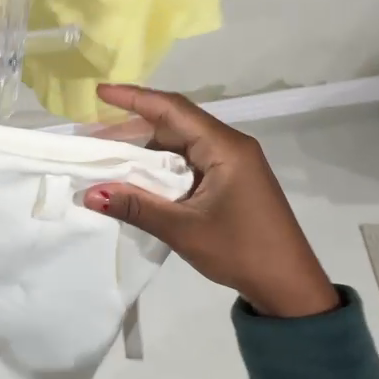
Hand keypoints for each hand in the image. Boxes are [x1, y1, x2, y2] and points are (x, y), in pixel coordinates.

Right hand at [85, 84, 337, 317]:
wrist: (289, 286)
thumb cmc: (241, 251)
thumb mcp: (183, 229)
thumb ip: (136, 207)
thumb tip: (90, 194)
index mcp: (225, 148)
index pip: (173, 110)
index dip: (134, 98)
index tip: (100, 92)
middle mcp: (230, 147)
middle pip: (175, 123)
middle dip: (133, 126)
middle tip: (94, 135)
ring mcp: (232, 163)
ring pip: (180, 143)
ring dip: (145, 149)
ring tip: (107, 156)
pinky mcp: (230, 181)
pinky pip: (189, 161)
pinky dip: (160, 166)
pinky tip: (137, 177)